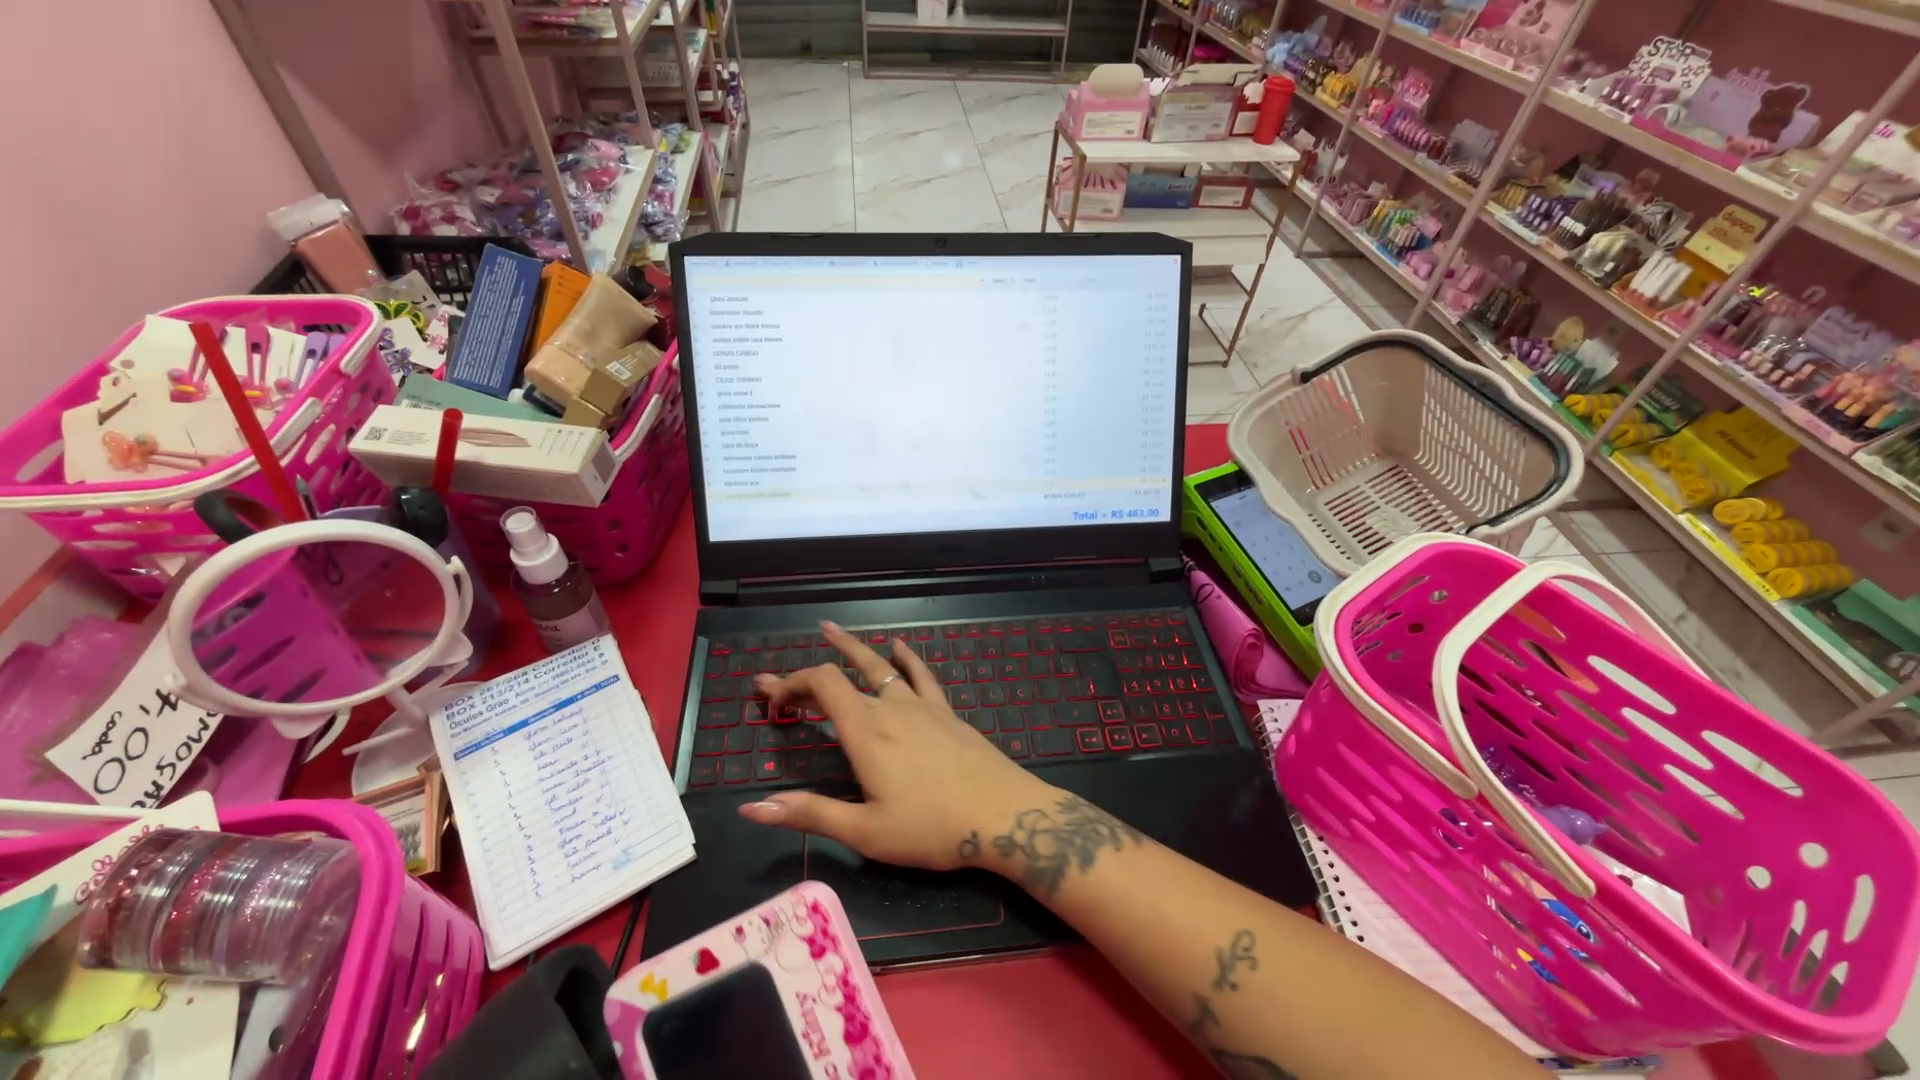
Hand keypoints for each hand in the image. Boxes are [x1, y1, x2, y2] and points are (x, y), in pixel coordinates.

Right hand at [737, 620, 1054, 871]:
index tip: (767, 695)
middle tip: (779, 677)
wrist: (1004, 816)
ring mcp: (923, 706)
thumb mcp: (865, 831)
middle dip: (807, 674)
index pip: (821, 685)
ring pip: (881, 667)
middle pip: (844, 674)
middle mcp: (891, 707)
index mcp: (866, 731)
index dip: (790, 683)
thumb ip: (809, 814)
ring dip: (852, 648)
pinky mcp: (948, 714)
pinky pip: (921, 675)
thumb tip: (752, 808)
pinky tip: (898, 647)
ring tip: (830, 630)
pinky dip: (905, 658)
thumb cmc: (931, 828)